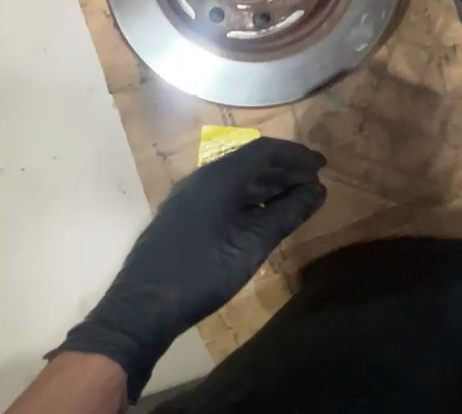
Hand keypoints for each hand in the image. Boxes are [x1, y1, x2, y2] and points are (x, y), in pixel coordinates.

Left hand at [53, 137, 326, 399]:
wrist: (139, 311)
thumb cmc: (203, 270)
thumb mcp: (254, 242)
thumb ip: (289, 212)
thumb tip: (318, 190)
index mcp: (220, 176)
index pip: (266, 150)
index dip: (297, 155)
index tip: (322, 165)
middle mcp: (203, 178)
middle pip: (251, 162)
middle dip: (284, 170)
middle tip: (312, 183)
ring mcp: (188, 199)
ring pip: (236, 180)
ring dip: (267, 186)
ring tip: (293, 200)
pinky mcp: (180, 219)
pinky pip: (222, 196)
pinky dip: (248, 200)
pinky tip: (260, 219)